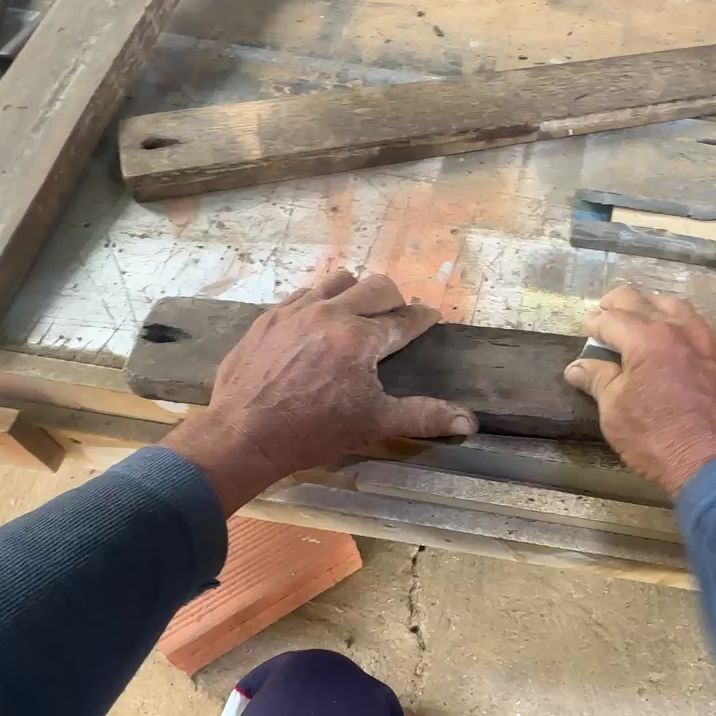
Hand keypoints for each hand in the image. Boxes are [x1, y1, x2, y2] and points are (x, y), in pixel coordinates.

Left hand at [161, 271, 477, 512]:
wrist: (245, 434)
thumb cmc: (314, 431)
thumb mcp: (374, 423)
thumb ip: (425, 416)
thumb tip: (470, 422)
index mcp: (360, 339)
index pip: (404, 319)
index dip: (423, 318)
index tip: (432, 318)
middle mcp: (330, 313)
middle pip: (376, 286)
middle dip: (395, 299)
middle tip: (398, 318)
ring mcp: (296, 311)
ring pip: (338, 280)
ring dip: (356, 293)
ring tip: (357, 316)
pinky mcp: (269, 317)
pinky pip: (304, 293)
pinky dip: (321, 302)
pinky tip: (319, 325)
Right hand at [563, 286, 715, 495]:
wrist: (712, 464)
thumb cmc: (656, 439)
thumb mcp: (615, 412)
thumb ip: (598, 380)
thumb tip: (577, 367)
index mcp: (647, 338)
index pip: (612, 318)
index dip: (594, 322)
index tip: (586, 327)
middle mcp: (678, 329)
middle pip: (642, 301)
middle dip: (618, 305)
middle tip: (604, 318)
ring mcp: (705, 341)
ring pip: (674, 306)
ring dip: (651, 308)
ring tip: (637, 323)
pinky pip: (696, 325)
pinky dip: (677, 323)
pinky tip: (670, 339)